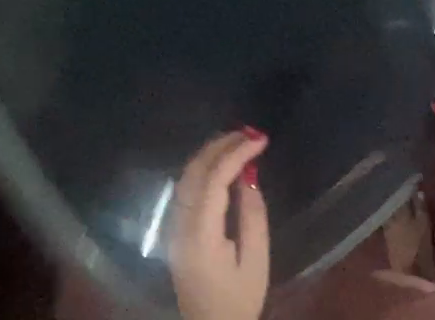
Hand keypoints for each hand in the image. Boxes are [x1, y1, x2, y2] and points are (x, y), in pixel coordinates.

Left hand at [170, 128, 269, 319]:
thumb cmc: (238, 300)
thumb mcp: (256, 261)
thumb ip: (252, 214)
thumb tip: (248, 174)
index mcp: (200, 234)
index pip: (214, 179)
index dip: (236, 153)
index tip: (261, 139)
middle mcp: (180, 224)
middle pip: (195, 171)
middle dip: (222, 145)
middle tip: (250, 132)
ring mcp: (174, 226)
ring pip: (186, 176)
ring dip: (211, 152)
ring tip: (238, 140)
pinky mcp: (175, 229)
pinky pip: (186, 186)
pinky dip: (204, 166)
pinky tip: (221, 161)